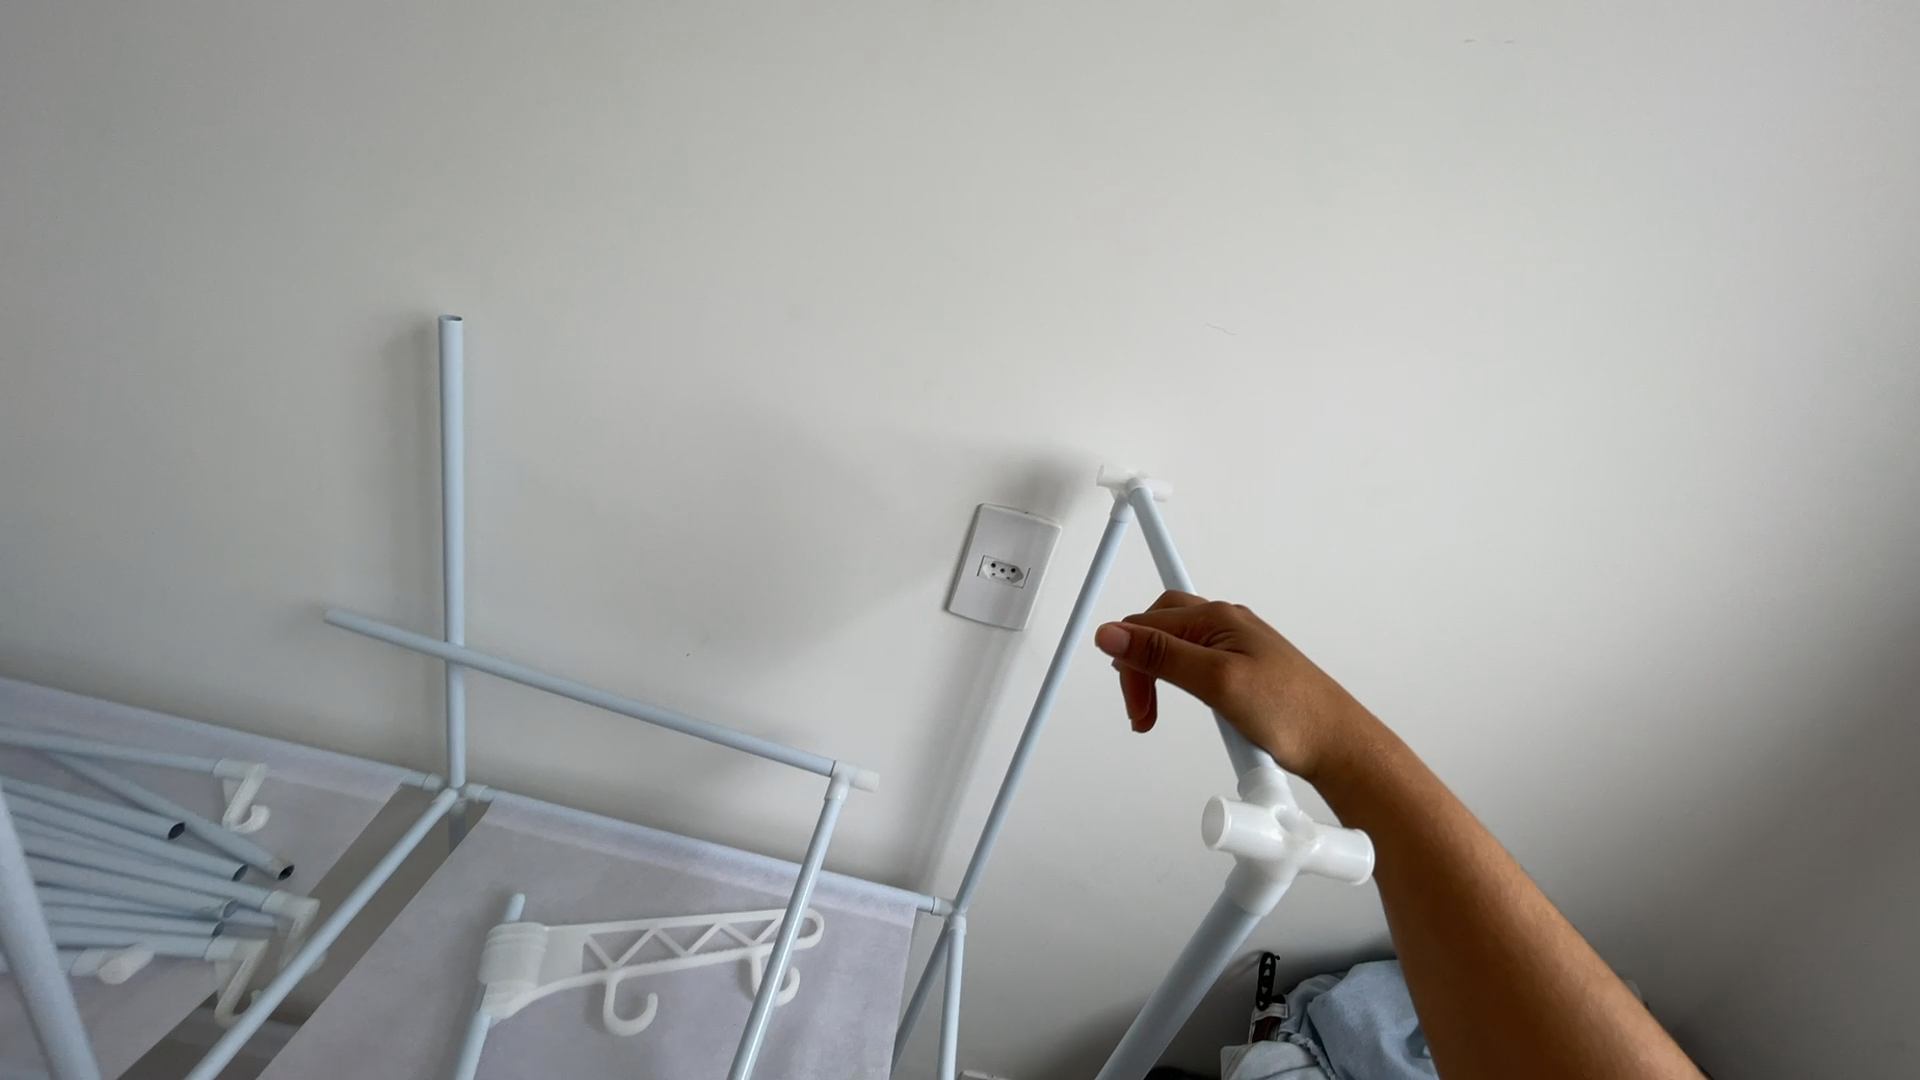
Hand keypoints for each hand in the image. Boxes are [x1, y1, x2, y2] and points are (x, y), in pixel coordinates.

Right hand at [1092, 591, 1377, 781]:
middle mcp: (1225, 624)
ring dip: (1157, 680)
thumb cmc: (1294, 714)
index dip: (1130, 661)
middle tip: (1141, 712)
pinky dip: (1179, 686)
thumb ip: (1161, 655)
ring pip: (1174, 648)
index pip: (1147, 623)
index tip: (1132, 702)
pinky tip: (1187, 707)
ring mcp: (1235, 646)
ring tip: (1154, 714)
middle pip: (1158, 629)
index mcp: (1217, 617)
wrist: (1342, 748)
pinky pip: (1195, 666)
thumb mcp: (1216, 682)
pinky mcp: (1242, 670)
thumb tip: (1111, 633)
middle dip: (1139, 668)